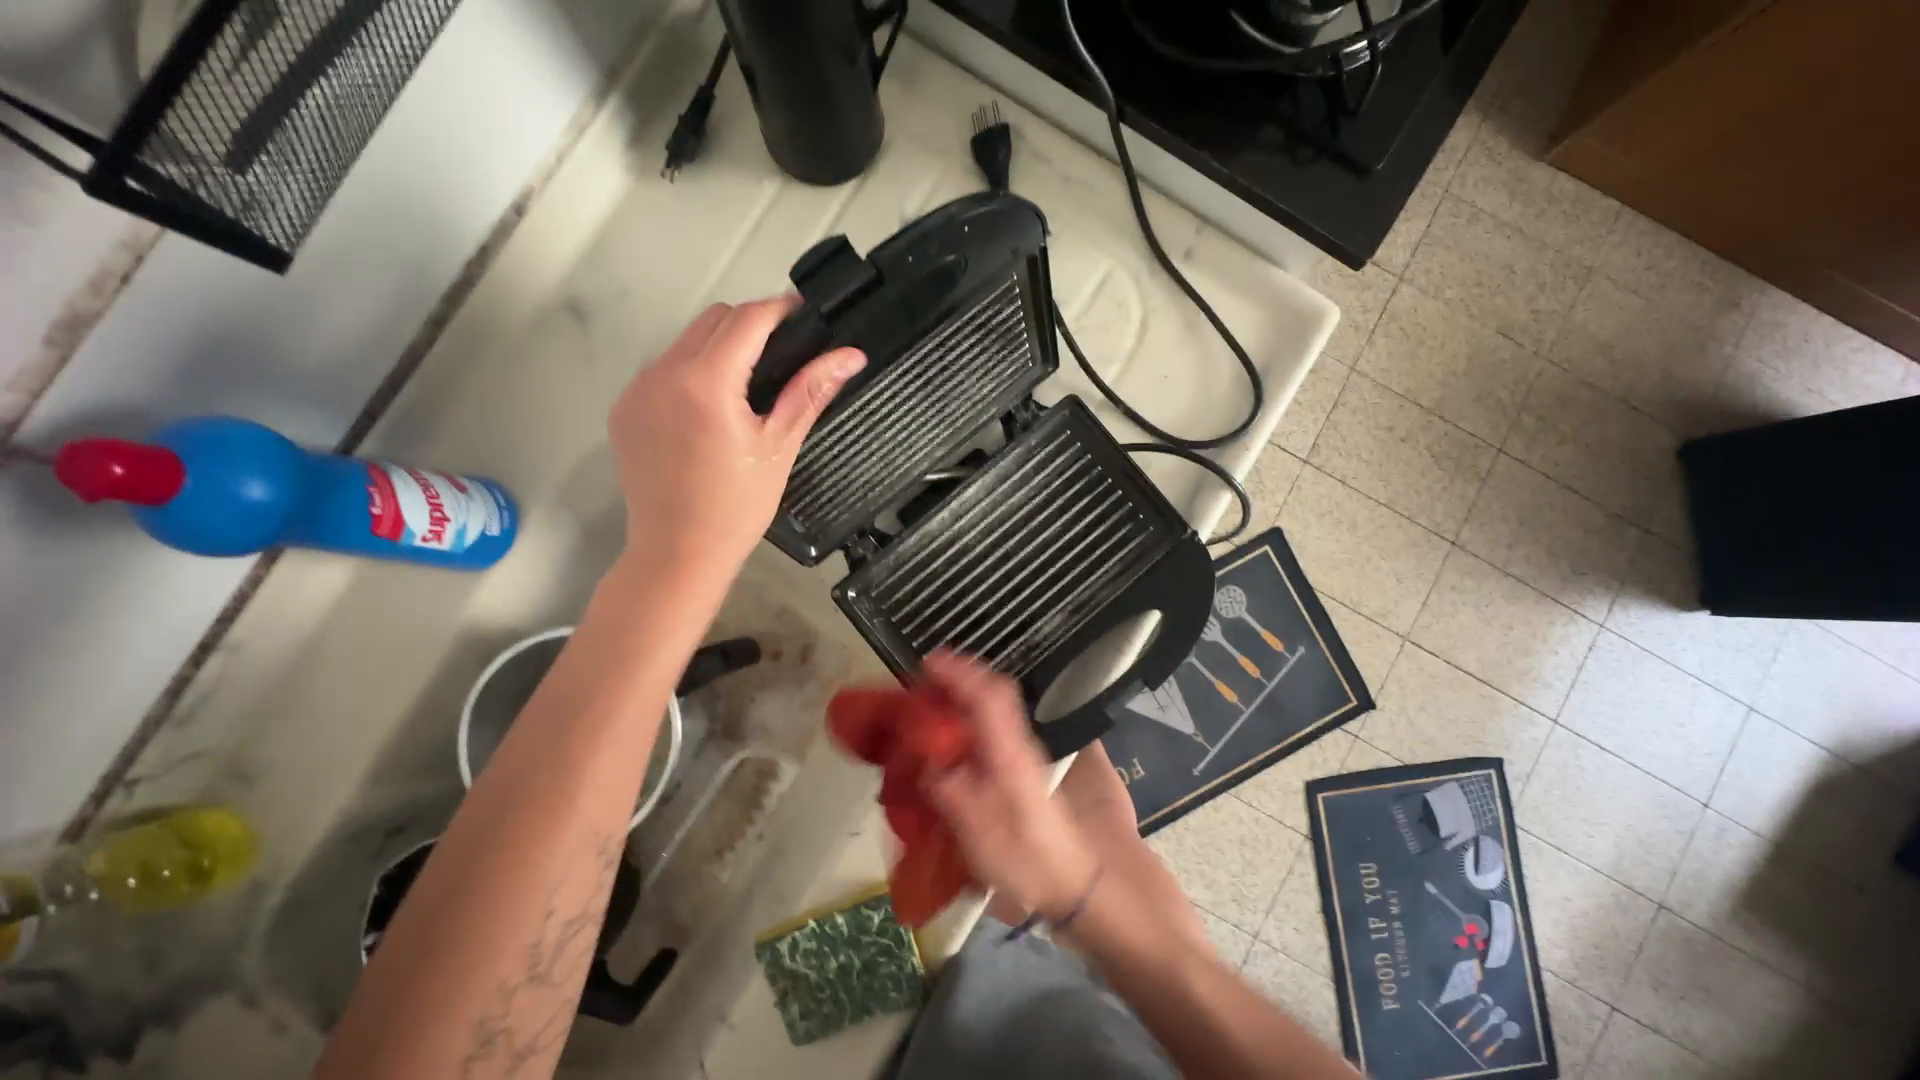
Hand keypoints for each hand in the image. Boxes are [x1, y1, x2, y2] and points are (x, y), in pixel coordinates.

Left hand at [607, 296, 864, 578]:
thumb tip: (850, 356)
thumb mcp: (779, 446)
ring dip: (718, 348)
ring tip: (745, 388)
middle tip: (781, 357)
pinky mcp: (624, 409)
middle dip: (749, 326)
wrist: (677, 553)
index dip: (780, 308)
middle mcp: (663, 374)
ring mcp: (637, 390)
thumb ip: (810, 391)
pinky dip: (689, 373)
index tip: (804, 315)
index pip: (747, 318)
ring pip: (685, 341)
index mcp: (705, 382)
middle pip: (713, 319)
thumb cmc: (736, 507)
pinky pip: (662, 370)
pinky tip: (709, 411)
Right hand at [920, 651, 1100, 919]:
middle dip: (956, 682)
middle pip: (991, 697)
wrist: (1080, 883)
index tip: (931, 659)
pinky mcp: (1023, 775)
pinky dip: (970, 724)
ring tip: (929, 707)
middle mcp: (1019, 747)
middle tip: (920, 683)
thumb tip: (928, 766)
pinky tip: (950, 743)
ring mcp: (1024, 759)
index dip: (962, 672)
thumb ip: (954, 796)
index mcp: (1010, 755)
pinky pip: (993, 734)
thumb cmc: (1033, 862)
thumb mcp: (984, 836)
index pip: (990, 696)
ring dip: (962, 701)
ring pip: (993, 714)